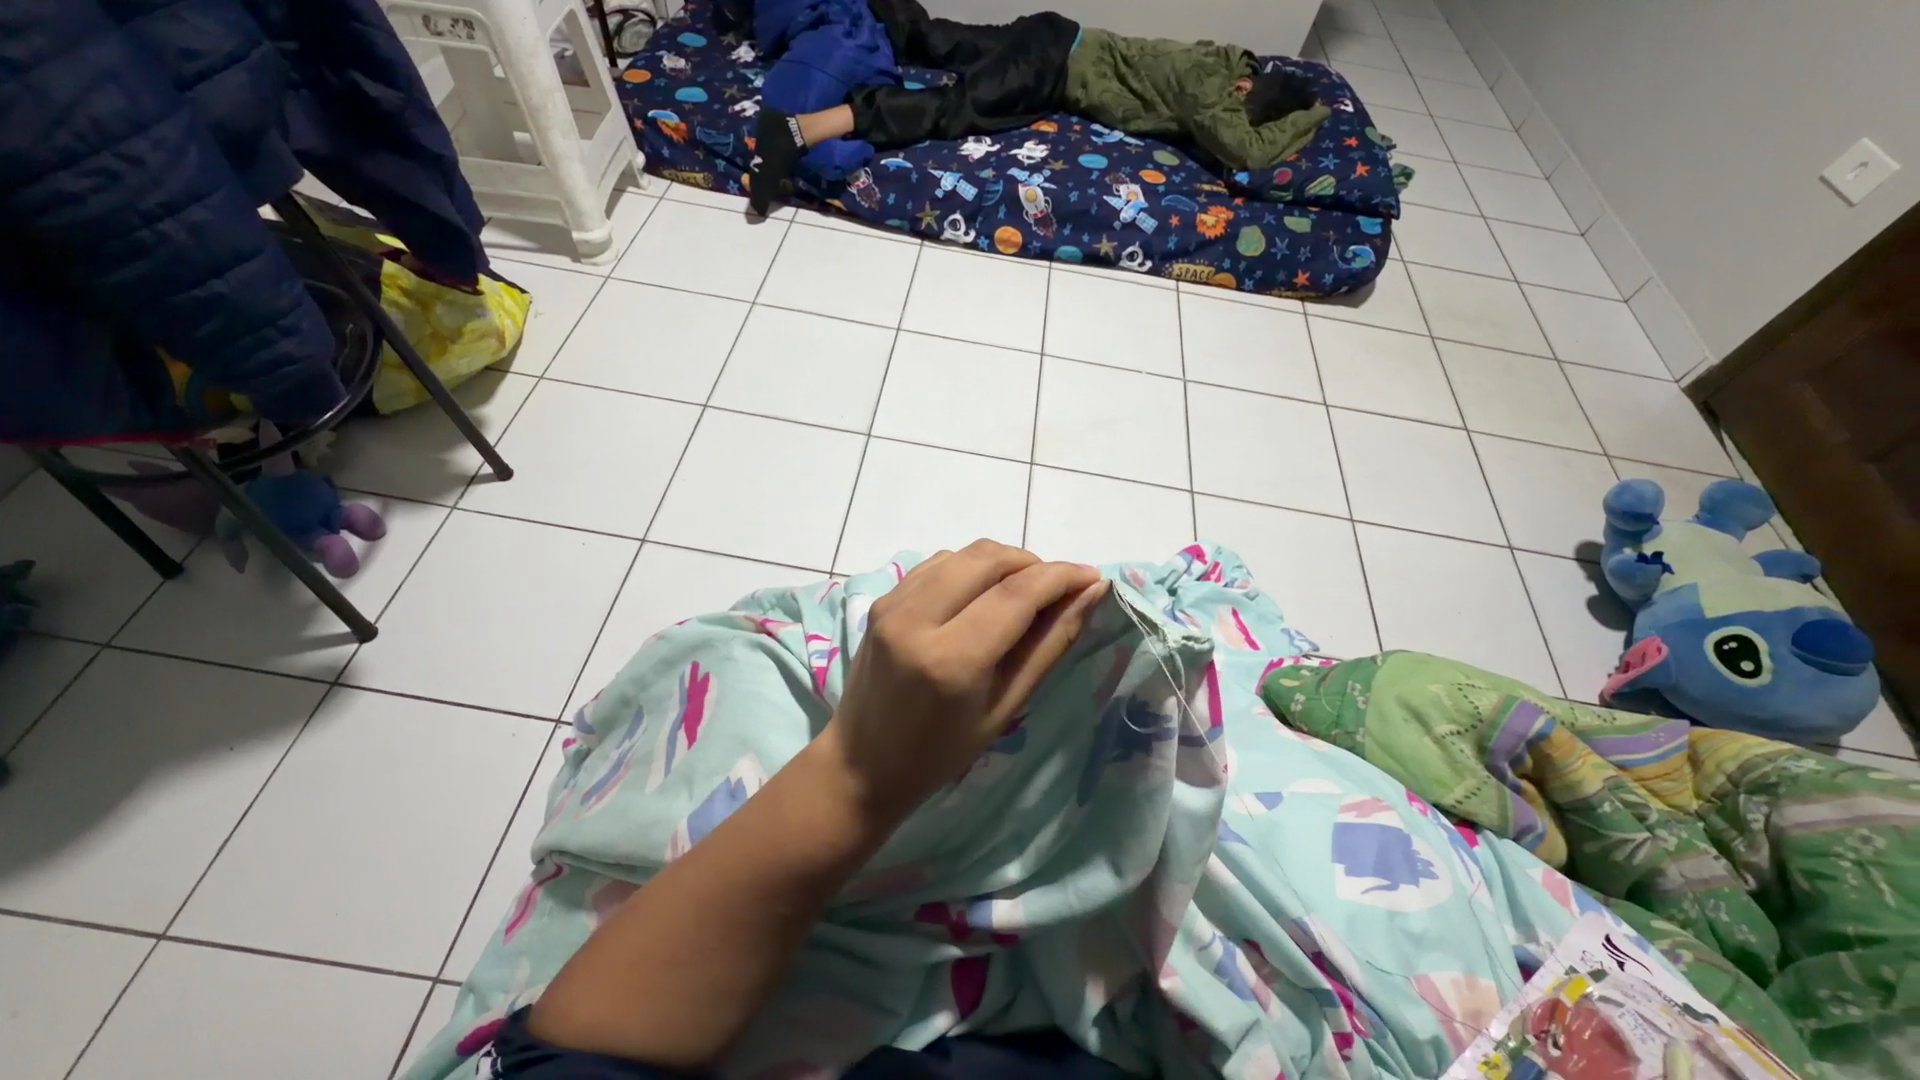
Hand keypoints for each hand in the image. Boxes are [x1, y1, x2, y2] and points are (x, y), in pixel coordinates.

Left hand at [816, 540, 1106, 820]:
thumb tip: (1090, 594)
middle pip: (989, 559)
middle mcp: (916, 619)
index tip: (1092, 576)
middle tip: (1060, 589)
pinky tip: (983, 595)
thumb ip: (1049, 645)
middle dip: (1034, 564)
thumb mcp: (1005, 708)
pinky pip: (938, 564)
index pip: (1017, 594)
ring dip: (1003, 562)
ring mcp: (893, 605)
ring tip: (1025, 593)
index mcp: (951, 659)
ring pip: (963, 554)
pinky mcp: (882, 600)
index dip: (1061, 577)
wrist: (862, 764)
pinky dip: (970, 568)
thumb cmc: (940, 753)